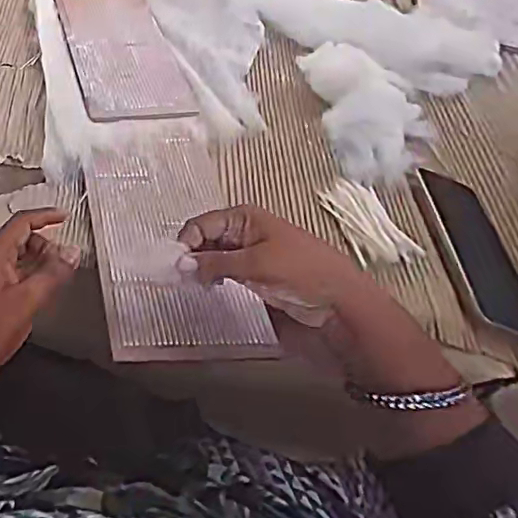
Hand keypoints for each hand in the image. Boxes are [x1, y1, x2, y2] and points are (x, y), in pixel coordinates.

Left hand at [0, 209, 80, 372]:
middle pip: (19, 239)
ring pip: (17, 257)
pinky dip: (31, 273)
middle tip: (65, 259)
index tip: (66, 217)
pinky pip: (14, 273)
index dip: (44, 217)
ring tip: (60, 273)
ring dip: (39, 259)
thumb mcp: (28, 299)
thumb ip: (52, 274)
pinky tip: (45, 287)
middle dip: (45, 243)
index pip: (20, 224)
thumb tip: (73, 252)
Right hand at [177, 205, 379, 317]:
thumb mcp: (254, 264)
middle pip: (203, 238)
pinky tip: (210, 286)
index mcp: (244, 217)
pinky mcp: (252, 271)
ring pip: (210, 255)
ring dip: (201, 268)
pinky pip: (222, 269)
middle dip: (191, 256)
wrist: (340, 300)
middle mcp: (242, 230)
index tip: (177, 266)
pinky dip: (212, 276)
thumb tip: (181, 264)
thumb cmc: (301, 271)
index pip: (200, 224)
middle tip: (184, 278)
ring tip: (197, 284)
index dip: (186, 243)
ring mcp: (247, 251)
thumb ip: (214, 263)